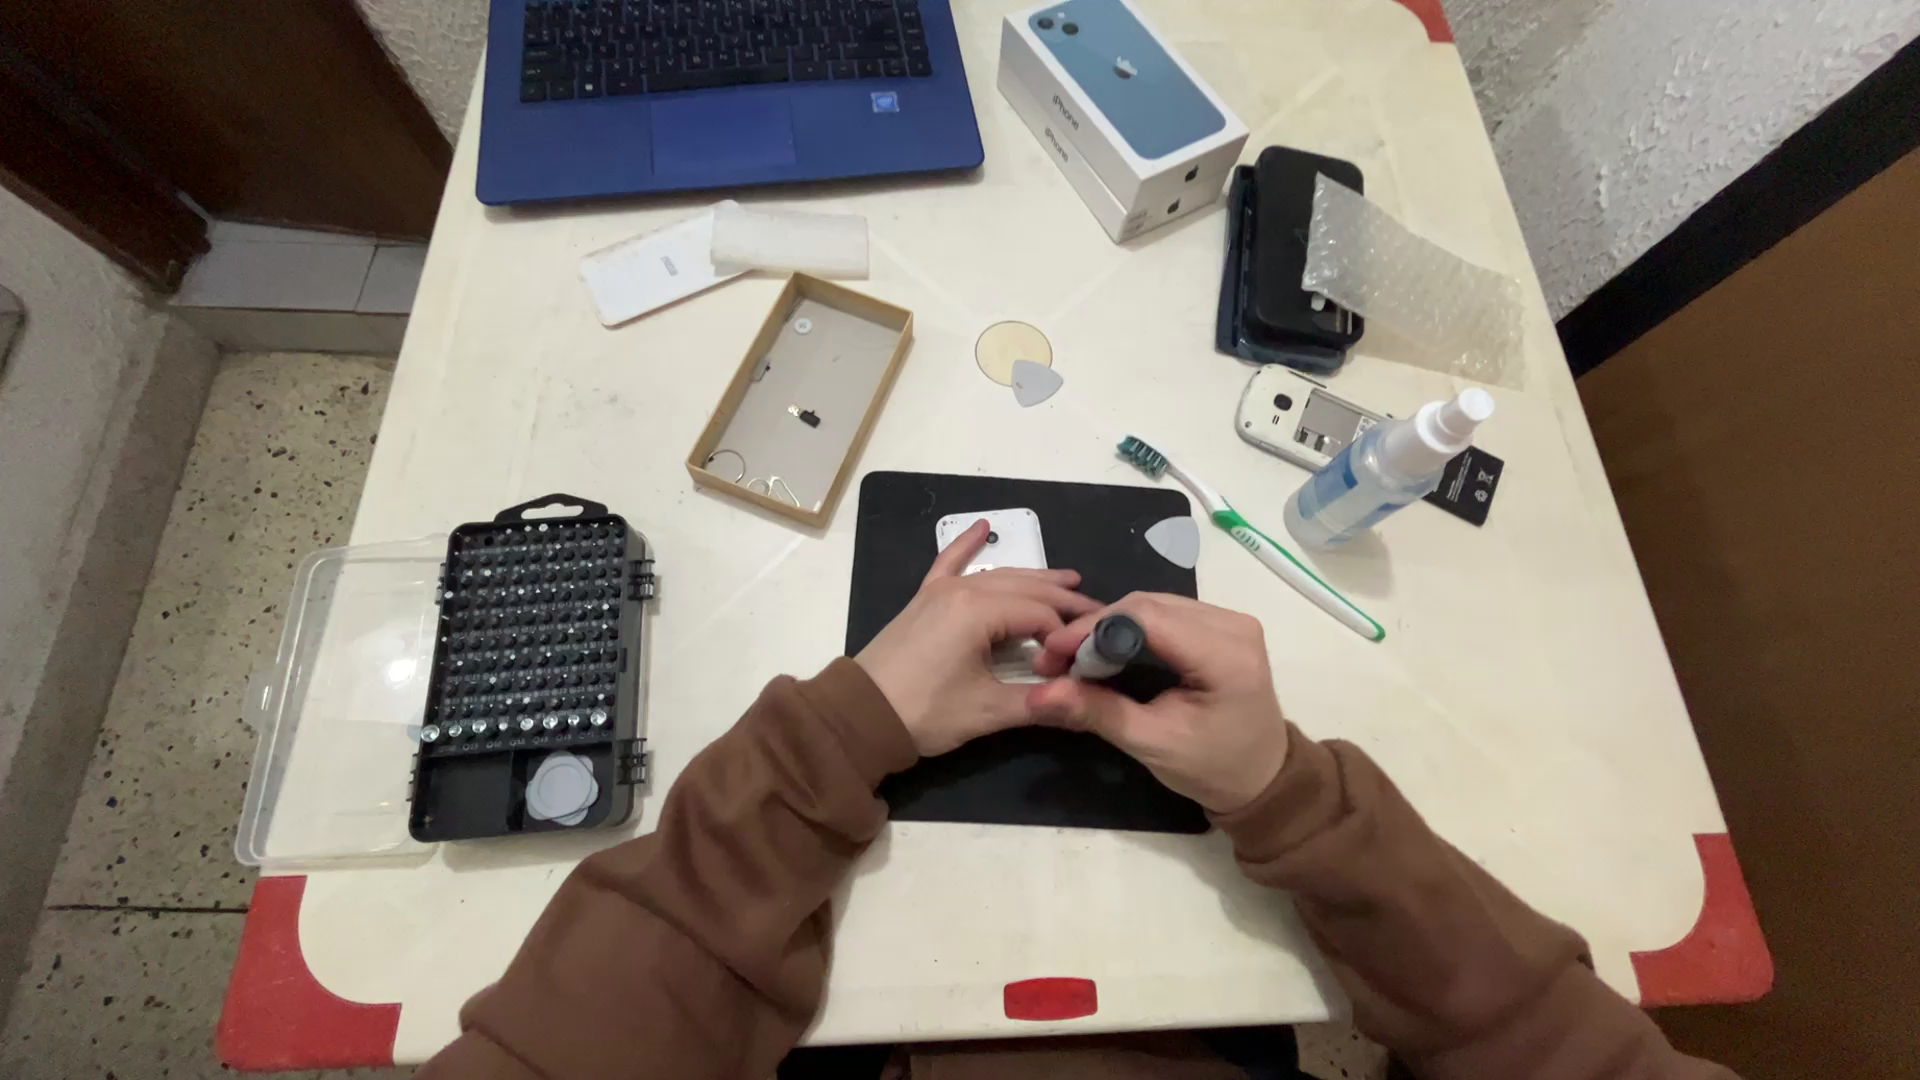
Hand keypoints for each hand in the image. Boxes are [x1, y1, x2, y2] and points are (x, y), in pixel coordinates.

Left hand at [856, 520, 1100, 756]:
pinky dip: (966, 544)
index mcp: (979, 612)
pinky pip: (949, 562)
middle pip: (1024, 588)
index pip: (1040, 614)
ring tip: (1068, 580)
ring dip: (1033, 577)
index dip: (1067, 634)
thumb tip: (1081, 700)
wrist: (861, 714)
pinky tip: (982, 526)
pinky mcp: (924, 598)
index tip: (1085, 656)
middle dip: (1062, 600)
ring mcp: (940, 590)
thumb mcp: (986, 711)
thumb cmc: (925, 712)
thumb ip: (1037, 701)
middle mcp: (962, 590)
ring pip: (997, 575)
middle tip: (1096, 611)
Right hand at [1026, 593, 1288, 813]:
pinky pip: (1164, 612)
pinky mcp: (1222, 623)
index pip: (1146, 618)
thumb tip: (1038, 695)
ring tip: (1074, 655)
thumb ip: (1097, 711)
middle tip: (1055, 658)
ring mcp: (1230, 619)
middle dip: (1094, 628)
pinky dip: (1128, 627)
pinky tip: (1106, 649)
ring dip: (1108, 626)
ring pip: (1152, 604)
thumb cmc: (1211, 768)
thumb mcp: (1151, 744)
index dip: (1093, 628)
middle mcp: (1233, 624)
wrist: (1262, 779)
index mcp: (1226, 655)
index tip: (1051, 652)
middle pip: (1147, 605)